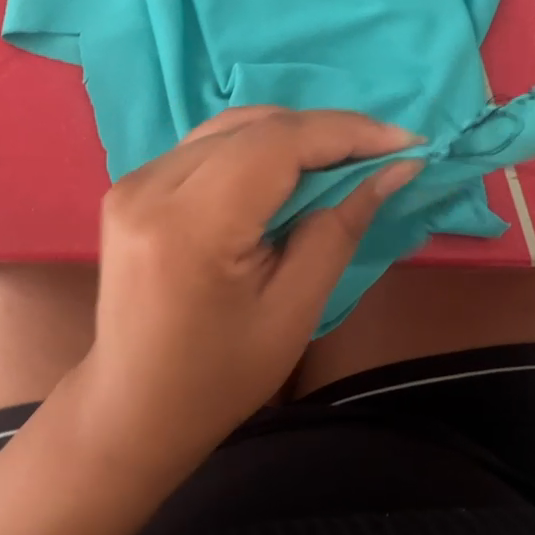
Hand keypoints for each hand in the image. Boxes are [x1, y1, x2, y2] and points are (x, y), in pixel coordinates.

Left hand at [79, 106, 423, 456]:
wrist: (133, 406)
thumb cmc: (219, 378)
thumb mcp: (293, 311)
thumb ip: (339, 229)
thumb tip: (394, 169)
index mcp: (190, 226)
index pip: (276, 143)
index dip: (345, 132)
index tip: (405, 141)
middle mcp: (150, 187)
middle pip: (253, 127)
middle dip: (324, 133)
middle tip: (380, 155)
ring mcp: (133, 182)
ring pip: (228, 128)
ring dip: (289, 136)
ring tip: (341, 163)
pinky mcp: (129, 186)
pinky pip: (205, 147)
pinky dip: (253, 149)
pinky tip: (284, 175)